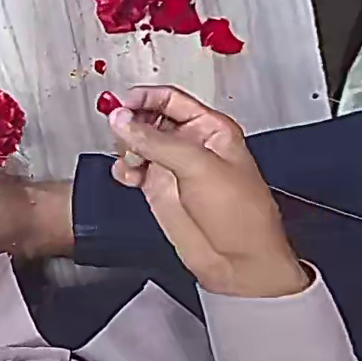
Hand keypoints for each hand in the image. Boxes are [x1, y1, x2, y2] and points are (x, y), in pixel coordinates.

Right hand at [107, 86, 309, 298]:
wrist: (237, 262)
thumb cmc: (241, 215)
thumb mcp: (198, 167)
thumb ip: (156, 141)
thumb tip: (124, 120)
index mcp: (210, 128)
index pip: (170, 99)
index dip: (144, 98)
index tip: (122, 104)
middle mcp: (189, 143)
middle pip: (148, 118)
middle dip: (130, 123)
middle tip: (120, 131)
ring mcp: (172, 166)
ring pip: (136, 142)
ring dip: (125, 147)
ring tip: (130, 160)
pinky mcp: (158, 188)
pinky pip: (131, 168)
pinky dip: (123, 169)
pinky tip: (128, 176)